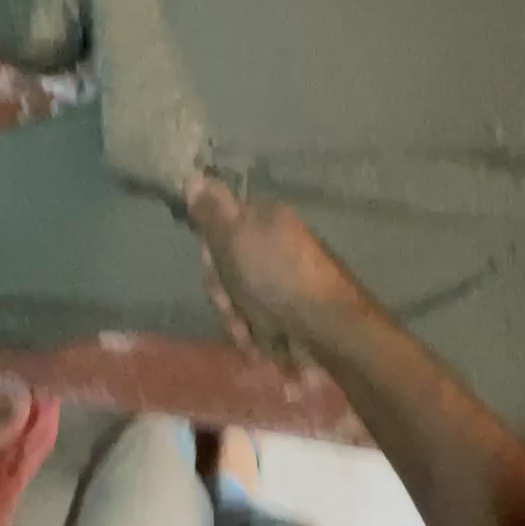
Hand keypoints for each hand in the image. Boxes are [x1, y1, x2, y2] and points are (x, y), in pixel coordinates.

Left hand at [0, 392, 60, 525]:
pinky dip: (41, 442)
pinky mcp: (12, 487)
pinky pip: (28, 458)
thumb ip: (0, 421)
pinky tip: (55, 423)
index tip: (29, 372)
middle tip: (49, 381)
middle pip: (3, 419)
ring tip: (58, 396)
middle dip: (25, 403)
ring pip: (19, 438)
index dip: (5, 389)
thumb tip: (23, 396)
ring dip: (37, 420)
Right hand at [185, 175, 368, 349]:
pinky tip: (267, 350)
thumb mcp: (236, 238)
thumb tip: (192, 175)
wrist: (332, 332)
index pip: (218, 229)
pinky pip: (262, 321)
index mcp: (266, 219)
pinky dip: (259, 337)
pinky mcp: (296, 310)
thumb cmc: (278, 281)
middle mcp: (278, 244)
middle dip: (226, 297)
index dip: (210, 258)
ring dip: (240, 322)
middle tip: (234, 313)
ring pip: (242, 299)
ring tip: (254, 340)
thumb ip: (212, 210)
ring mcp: (288, 278)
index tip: (214, 275)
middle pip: (229, 269)